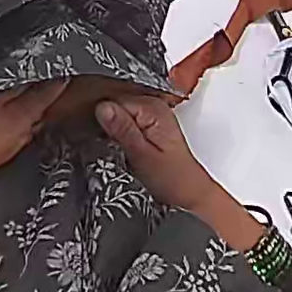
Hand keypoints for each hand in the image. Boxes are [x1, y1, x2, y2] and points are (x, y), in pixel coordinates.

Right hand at [94, 96, 215, 208]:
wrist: (189, 192)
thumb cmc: (172, 178)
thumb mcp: (141, 156)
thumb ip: (122, 129)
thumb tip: (102, 107)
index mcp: (153, 108)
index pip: (113, 99)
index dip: (103, 119)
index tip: (103, 136)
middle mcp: (154, 105)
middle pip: (115, 103)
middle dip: (106, 123)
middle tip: (112, 145)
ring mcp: (152, 114)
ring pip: (118, 112)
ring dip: (111, 128)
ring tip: (118, 148)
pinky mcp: (149, 124)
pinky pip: (125, 120)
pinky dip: (119, 132)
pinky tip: (121, 146)